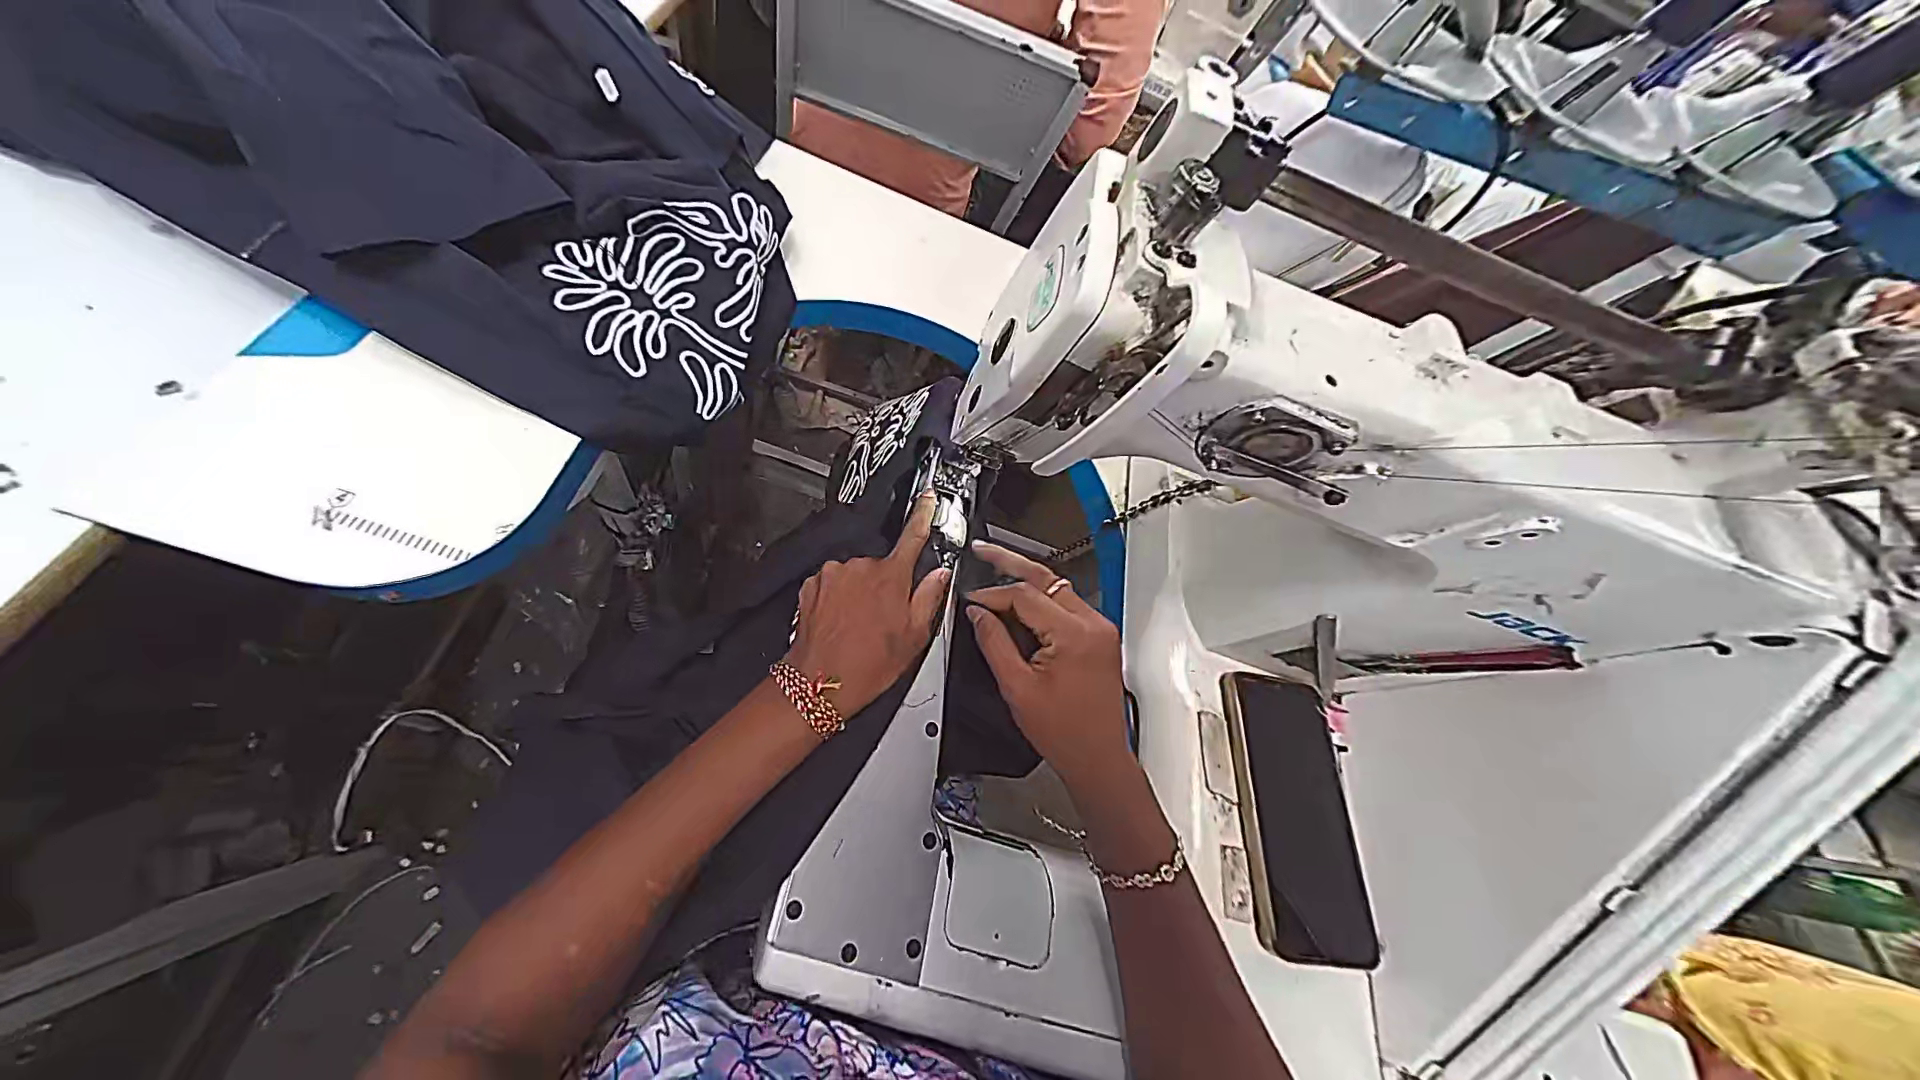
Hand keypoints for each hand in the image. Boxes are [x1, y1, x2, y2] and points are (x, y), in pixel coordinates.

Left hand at [787, 492, 950, 716]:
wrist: (819, 682)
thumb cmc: (867, 664)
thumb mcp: (914, 636)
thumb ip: (929, 597)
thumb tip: (938, 575)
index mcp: (891, 576)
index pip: (912, 535)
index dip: (922, 514)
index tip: (927, 498)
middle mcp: (860, 567)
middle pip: (882, 566)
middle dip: (886, 585)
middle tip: (885, 618)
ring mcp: (833, 574)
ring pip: (856, 576)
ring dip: (860, 594)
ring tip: (860, 627)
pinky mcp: (812, 584)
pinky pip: (833, 584)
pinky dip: (839, 599)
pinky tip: (842, 624)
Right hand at [964, 542, 1130, 788]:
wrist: (1098, 757)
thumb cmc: (1065, 733)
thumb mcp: (1017, 687)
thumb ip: (994, 643)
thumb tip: (979, 614)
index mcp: (1074, 635)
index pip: (1025, 596)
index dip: (992, 595)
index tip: (972, 602)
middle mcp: (1093, 625)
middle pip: (1046, 580)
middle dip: (1011, 563)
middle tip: (984, 550)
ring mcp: (1100, 630)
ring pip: (1057, 589)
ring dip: (1026, 582)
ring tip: (997, 573)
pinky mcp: (1100, 638)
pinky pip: (1067, 606)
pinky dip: (1042, 602)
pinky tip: (1019, 607)